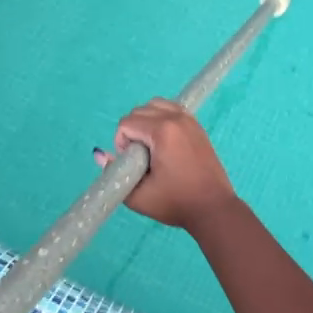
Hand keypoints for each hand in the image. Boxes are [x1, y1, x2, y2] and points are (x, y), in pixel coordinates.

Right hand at [95, 98, 240, 230]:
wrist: (213, 208)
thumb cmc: (175, 203)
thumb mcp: (138, 196)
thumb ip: (114, 173)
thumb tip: (99, 154)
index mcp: (162, 132)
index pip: (127, 123)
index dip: (122, 143)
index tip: (132, 164)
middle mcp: (176, 118)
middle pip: (139, 110)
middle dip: (132, 131)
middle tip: (140, 159)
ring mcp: (189, 120)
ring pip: (156, 105)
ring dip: (146, 122)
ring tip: (151, 148)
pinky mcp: (197, 126)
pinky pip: (171, 109)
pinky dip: (161, 119)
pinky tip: (163, 143)